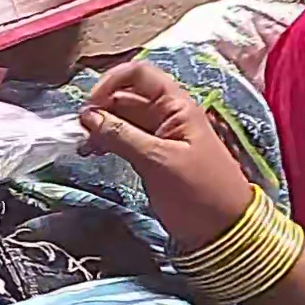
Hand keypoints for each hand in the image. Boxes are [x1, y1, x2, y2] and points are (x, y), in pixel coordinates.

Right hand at [80, 62, 253, 250]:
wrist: (222, 230)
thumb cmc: (197, 191)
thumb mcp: (158, 161)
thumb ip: (121, 136)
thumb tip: (87, 115)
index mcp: (176, 106)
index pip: (139, 74)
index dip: (111, 81)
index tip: (90, 104)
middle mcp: (165, 114)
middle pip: (125, 96)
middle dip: (100, 108)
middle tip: (81, 132)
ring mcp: (157, 135)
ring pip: (120, 118)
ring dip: (99, 127)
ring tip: (85, 147)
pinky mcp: (150, 155)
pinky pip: (122, 138)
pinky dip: (106, 142)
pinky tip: (93, 153)